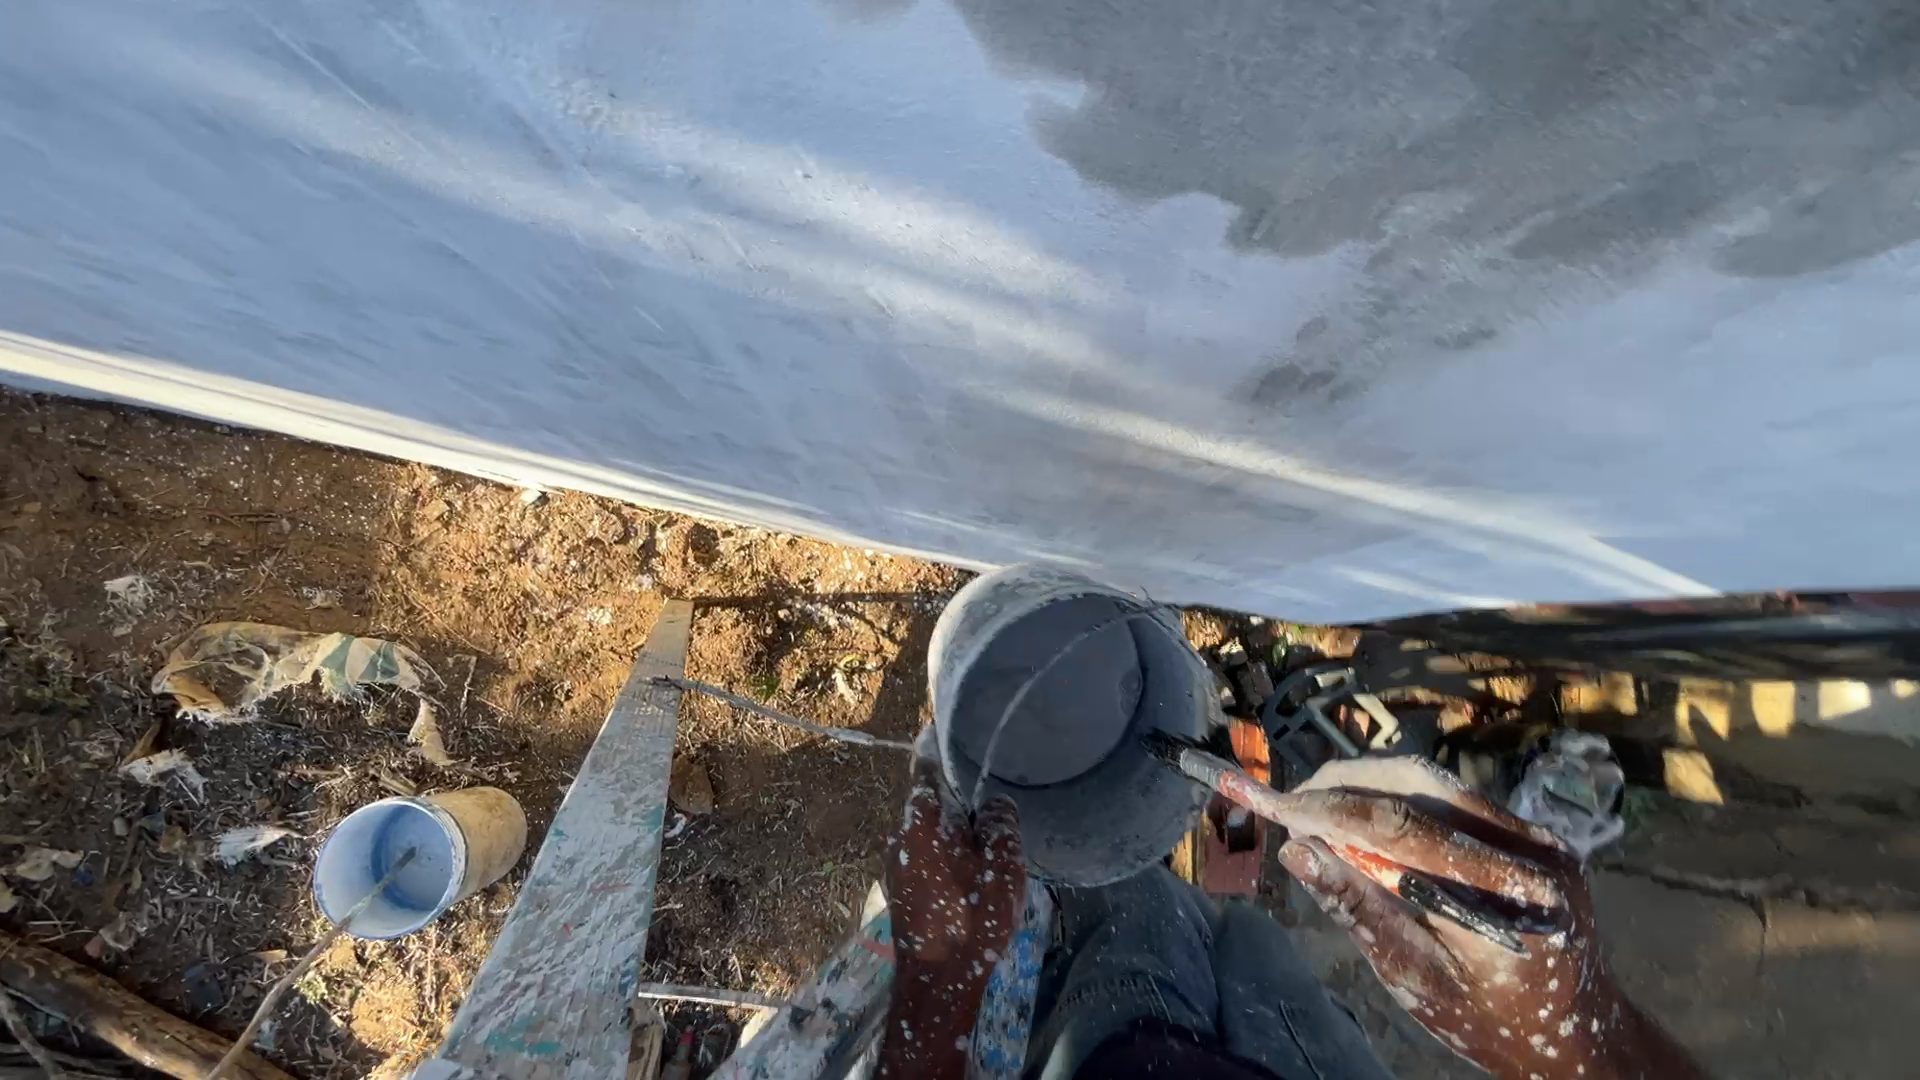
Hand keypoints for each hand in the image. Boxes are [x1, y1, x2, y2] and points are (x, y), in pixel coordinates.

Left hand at [877, 754, 1026, 1079]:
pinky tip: (975, 856)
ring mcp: (900, 865)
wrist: (937, 987)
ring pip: (930, 828)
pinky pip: (929, 849)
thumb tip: (996, 802)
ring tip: (987, 815)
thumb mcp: (999, 870)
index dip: (934, 745)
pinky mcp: (906, 888)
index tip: (941, 721)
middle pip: (930, 800)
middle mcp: (902, 838)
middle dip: (955, 789)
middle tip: (986, 774)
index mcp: (920, 826)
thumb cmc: (969, 923)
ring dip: (954, 821)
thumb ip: (1000, 827)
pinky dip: (950, 843)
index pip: (925, 770)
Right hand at [1277, 758, 1703, 1079]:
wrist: (1583, 1045)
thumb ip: (1356, 909)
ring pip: (1428, 778)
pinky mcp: (1528, 833)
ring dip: (1364, 783)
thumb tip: (1294, 851)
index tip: (1276, 806)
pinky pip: (1446, 794)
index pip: (1401, 826)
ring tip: (1318, 806)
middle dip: (1343, 783)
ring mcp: (1536, 836)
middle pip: (1415, 782)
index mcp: (1511, 897)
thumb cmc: (1490, 1023)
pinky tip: (1363, 818)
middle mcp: (1532, 851)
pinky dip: (1393, 797)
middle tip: (1292, 803)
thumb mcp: (1415, 977)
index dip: (1331, 809)